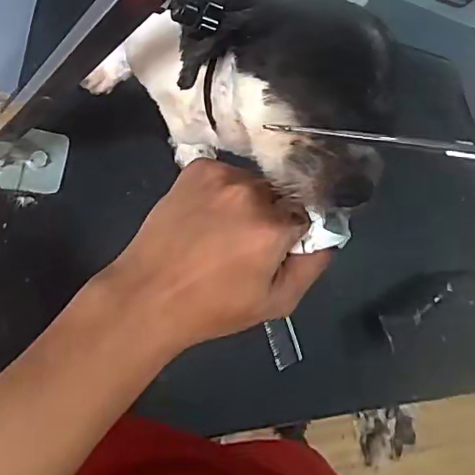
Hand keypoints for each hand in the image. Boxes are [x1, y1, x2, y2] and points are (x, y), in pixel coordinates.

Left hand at [93, 159, 333, 354]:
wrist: (147, 294)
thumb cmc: (212, 307)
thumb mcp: (274, 303)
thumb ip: (312, 266)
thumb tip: (327, 236)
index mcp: (274, 226)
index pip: (307, 213)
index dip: (296, 231)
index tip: (281, 246)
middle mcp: (252, 192)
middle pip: (281, 194)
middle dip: (273, 215)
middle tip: (249, 242)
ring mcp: (222, 176)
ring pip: (254, 182)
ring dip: (249, 200)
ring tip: (222, 230)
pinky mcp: (199, 168)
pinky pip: (226, 173)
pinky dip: (223, 190)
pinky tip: (206, 214)